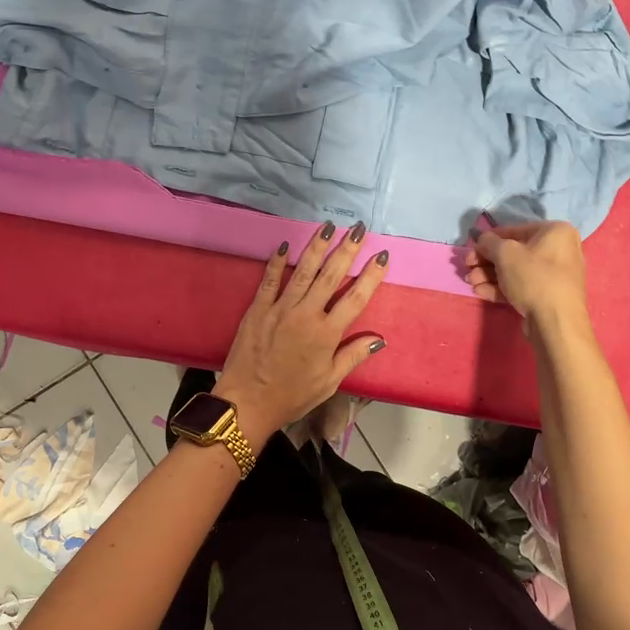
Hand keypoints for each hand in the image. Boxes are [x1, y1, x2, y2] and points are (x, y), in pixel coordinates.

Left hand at [214, 222, 389, 445]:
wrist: (248, 403)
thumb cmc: (293, 396)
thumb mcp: (329, 382)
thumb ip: (353, 356)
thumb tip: (378, 339)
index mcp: (327, 333)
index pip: (355, 298)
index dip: (371, 275)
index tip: (382, 255)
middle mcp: (306, 314)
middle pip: (330, 275)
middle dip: (346, 250)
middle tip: (357, 228)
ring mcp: (280, 308)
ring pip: (302, 270)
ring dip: (316, 246)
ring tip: (328, 226)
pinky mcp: (258, 309)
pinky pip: (270, 279)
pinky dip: (277, 261)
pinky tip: (285, 244)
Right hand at [465, 221, 590, 325]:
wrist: (556, 322)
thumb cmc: (532, 277)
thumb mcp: (505, 253)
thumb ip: (489, 242)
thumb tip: (483, 240)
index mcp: (555, 232)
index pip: (515, 230)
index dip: (489, 240)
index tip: (472, 249)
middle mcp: (559, 251)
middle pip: (514, 253)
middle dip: (487, 262)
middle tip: (468, 268)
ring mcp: (555, 276)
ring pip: (516, 272)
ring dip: (490, 276)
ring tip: (471, 282)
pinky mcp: (548, 297)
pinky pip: (522, 287)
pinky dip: (501, 288)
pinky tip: (480, 292)